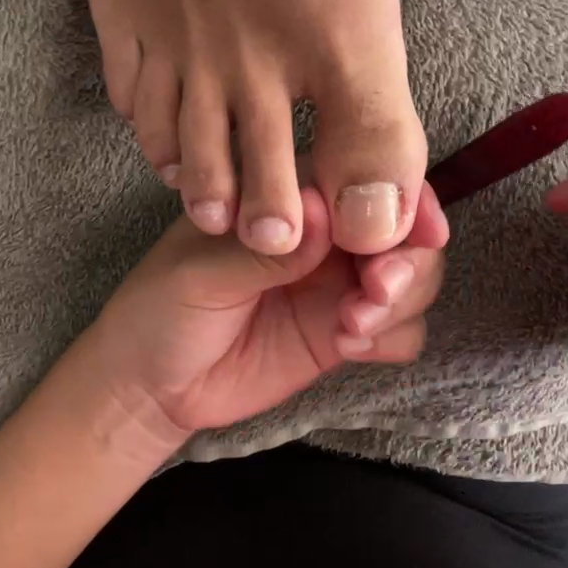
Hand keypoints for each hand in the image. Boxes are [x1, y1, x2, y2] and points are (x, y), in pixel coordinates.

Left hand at [82, 180, 448, 436]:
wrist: (149, 386)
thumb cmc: (159, 309)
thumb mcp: (201, 274)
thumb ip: (262, 253)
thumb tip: (322, 212)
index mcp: (286, 200)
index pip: (358, 181)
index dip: (402, 199)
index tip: (418, 230)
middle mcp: (321, 237)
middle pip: (401, 231)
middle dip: (406, 258)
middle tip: (377, 290)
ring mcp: (334, 286)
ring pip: (411, 279)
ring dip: (403, 299)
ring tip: (353, 325)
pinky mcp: (340, 334)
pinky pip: (398, 331)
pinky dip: (393, 336)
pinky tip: (347, 346)